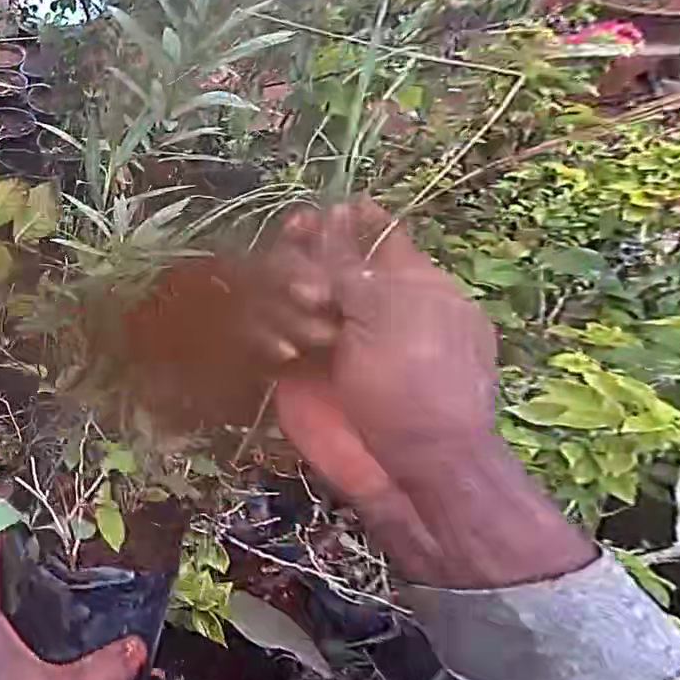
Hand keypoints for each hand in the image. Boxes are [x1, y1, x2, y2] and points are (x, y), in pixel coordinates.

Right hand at [249, 199, 593, 588]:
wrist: (404, 466)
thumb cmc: (418, 383)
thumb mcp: (394, 312)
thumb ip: (352, 265)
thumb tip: (334, 213)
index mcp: (405, 283)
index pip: (369, 236)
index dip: (339, 223)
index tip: (309, 220)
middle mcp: (359, 304)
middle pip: (314, 260)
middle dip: (302, 268)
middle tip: (312, 295)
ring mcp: (324, 336)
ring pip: (281, 293)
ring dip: (285, 307)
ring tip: (309, 340)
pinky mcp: (292, 365)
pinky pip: (262, 332)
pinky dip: (266, 337)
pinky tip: (284, 357)